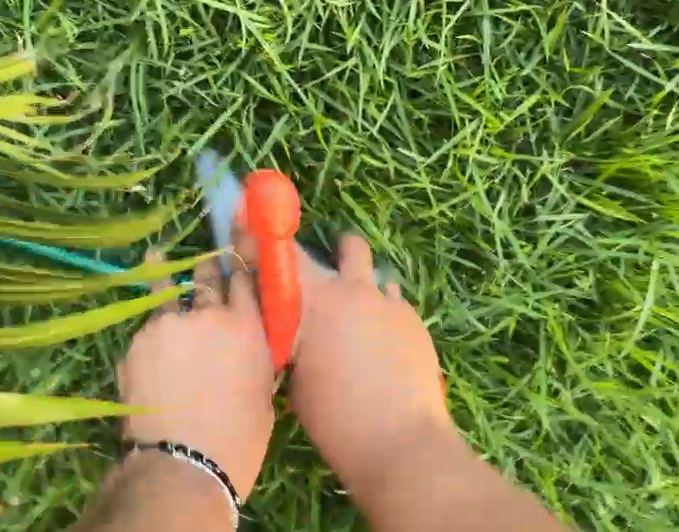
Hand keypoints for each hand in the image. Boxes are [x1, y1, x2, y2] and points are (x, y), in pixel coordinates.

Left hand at [117, 253, 276, 501]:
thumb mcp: (262, 391)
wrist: (183, 467)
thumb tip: (249, 343)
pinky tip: (147, 342)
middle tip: (203, 262)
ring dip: (165, 278)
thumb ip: (254, 355)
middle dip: (205, 267)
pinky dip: (150, 334)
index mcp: (244, 325)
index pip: (243, 276)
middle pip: (205, 275)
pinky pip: (146, 330)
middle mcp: (206, 314)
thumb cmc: (238, 440)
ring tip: (156, 258)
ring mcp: (167, 324)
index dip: (239, 259)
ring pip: (166, 291)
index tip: (236, 246)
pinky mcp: (136, 343)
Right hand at [285, 234, 456, 492]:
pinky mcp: (416, 322)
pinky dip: (385, 316)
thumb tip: (290, 327)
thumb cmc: (335, 418)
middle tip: (331, 283)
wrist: (400, 444)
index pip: (288, 253)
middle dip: (339, 255)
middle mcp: (354, 290)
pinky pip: (395, 304)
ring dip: (365, 288)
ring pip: (377, 275)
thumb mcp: (294, 377)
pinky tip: (383, 348)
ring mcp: (390, 303)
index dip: (273, 242)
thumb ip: (291, 339)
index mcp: (316, 300)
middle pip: (348, 246)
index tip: (263, 234)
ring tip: (361, 321)